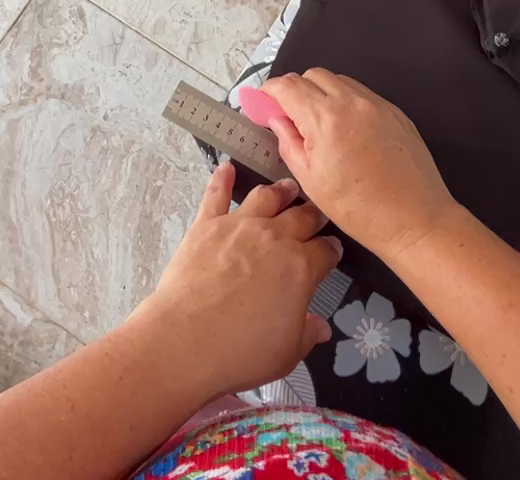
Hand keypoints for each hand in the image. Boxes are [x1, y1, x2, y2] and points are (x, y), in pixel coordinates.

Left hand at [129, 162, 342, 398]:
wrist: (187, 339)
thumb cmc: (241, 352)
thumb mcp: (286, 353)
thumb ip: (306, 334)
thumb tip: (320, 328)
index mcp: (301, 268)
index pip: (325, 251)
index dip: (331, 249)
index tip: (332, 249)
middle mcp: (274, 238)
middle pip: (300, 217)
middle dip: (312, 213)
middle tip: (316, 210)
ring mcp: (239, 225)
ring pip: (265, 198)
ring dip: (279, 190)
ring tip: (286, 186)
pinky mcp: (206, 223)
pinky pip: (216, 194)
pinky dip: (222, 178)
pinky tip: (226, 166)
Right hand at [257, 69, 461, 260]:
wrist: (415, 219)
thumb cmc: (362, 209)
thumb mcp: (310, 180)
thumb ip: (288, 142)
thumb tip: (278, 121)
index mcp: (325, 119)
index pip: (288, 86)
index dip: (270, 91)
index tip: (264, 101)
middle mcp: (351, 102)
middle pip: (312, 75)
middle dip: (296, 90)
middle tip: (291, 115)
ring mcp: (376, 104)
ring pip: (338, 80)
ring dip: (322, 93)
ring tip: (321, 125)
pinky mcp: (394, 111)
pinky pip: (361, 93)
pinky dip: (346, 101)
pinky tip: (347, 130)